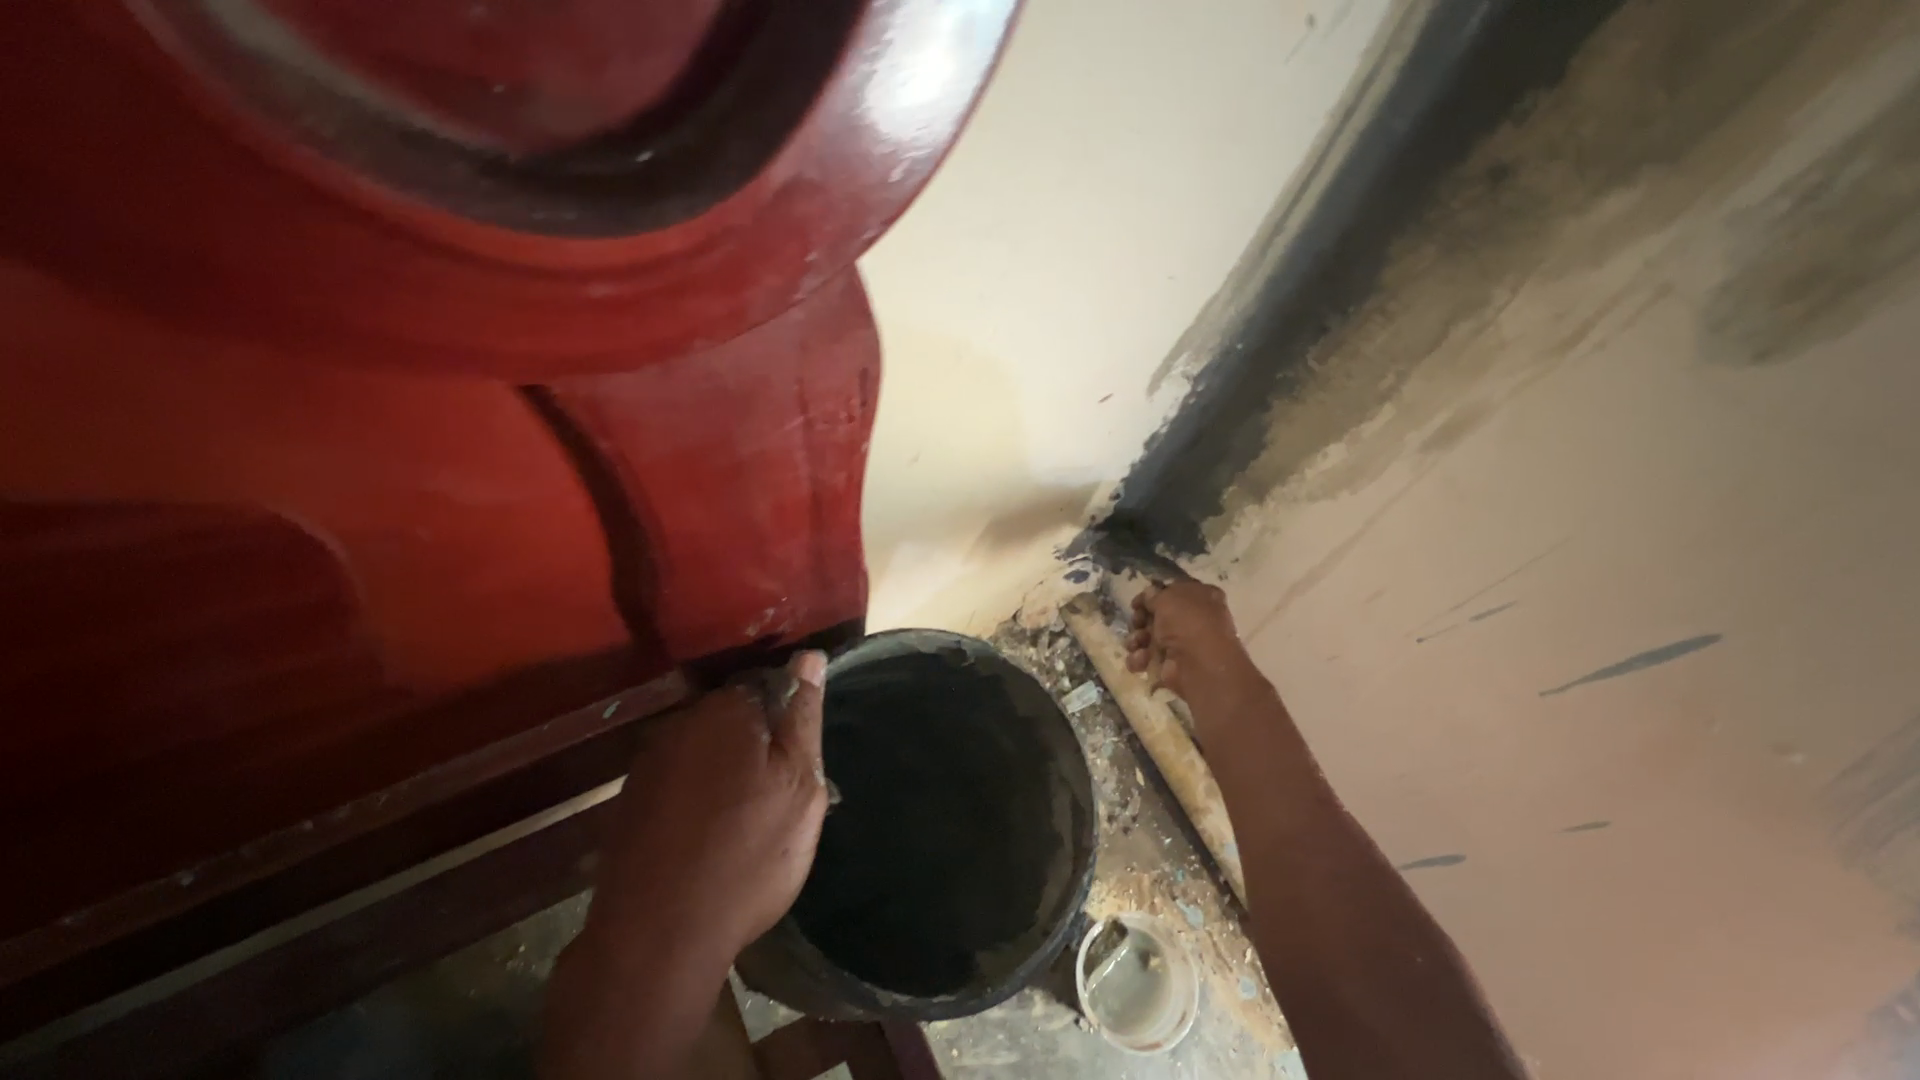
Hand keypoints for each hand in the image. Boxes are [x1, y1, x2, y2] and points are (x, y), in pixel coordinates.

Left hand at [543, 652, 829, 1079]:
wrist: (658, 936)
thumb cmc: (747, 856)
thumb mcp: (800, 786)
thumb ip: (803, 717)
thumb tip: (808, 658)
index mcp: (725, 711)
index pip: (767, 688)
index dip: (789, 724)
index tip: (801, 765)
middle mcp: (679, 725)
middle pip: (732, 721)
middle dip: (756, 749)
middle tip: (780, 801)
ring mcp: (647, 766)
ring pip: (704, 755)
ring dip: (726, 776)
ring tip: (745, 828)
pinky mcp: (629, 805)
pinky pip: (678, 786)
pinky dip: (697, 803)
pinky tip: (709, 842)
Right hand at [1125, 581, 1259, 701]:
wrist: (1199, 665)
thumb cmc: (1186, 623)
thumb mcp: (1167, 598)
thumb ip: (1154, 595)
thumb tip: (1149, 594)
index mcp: (1202, 597)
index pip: (1173, 592)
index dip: (1153, 595)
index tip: (1137, 603)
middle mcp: (1196, 619)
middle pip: (1159, 616)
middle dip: (1141, 620)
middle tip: (1136, 622)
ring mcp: (1184, 644)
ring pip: (1151, 637)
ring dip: (1138, 639)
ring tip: (1135, 644)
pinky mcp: (1173, 664)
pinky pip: (1150, 657)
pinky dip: (1141, 658)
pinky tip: (1142, 659)